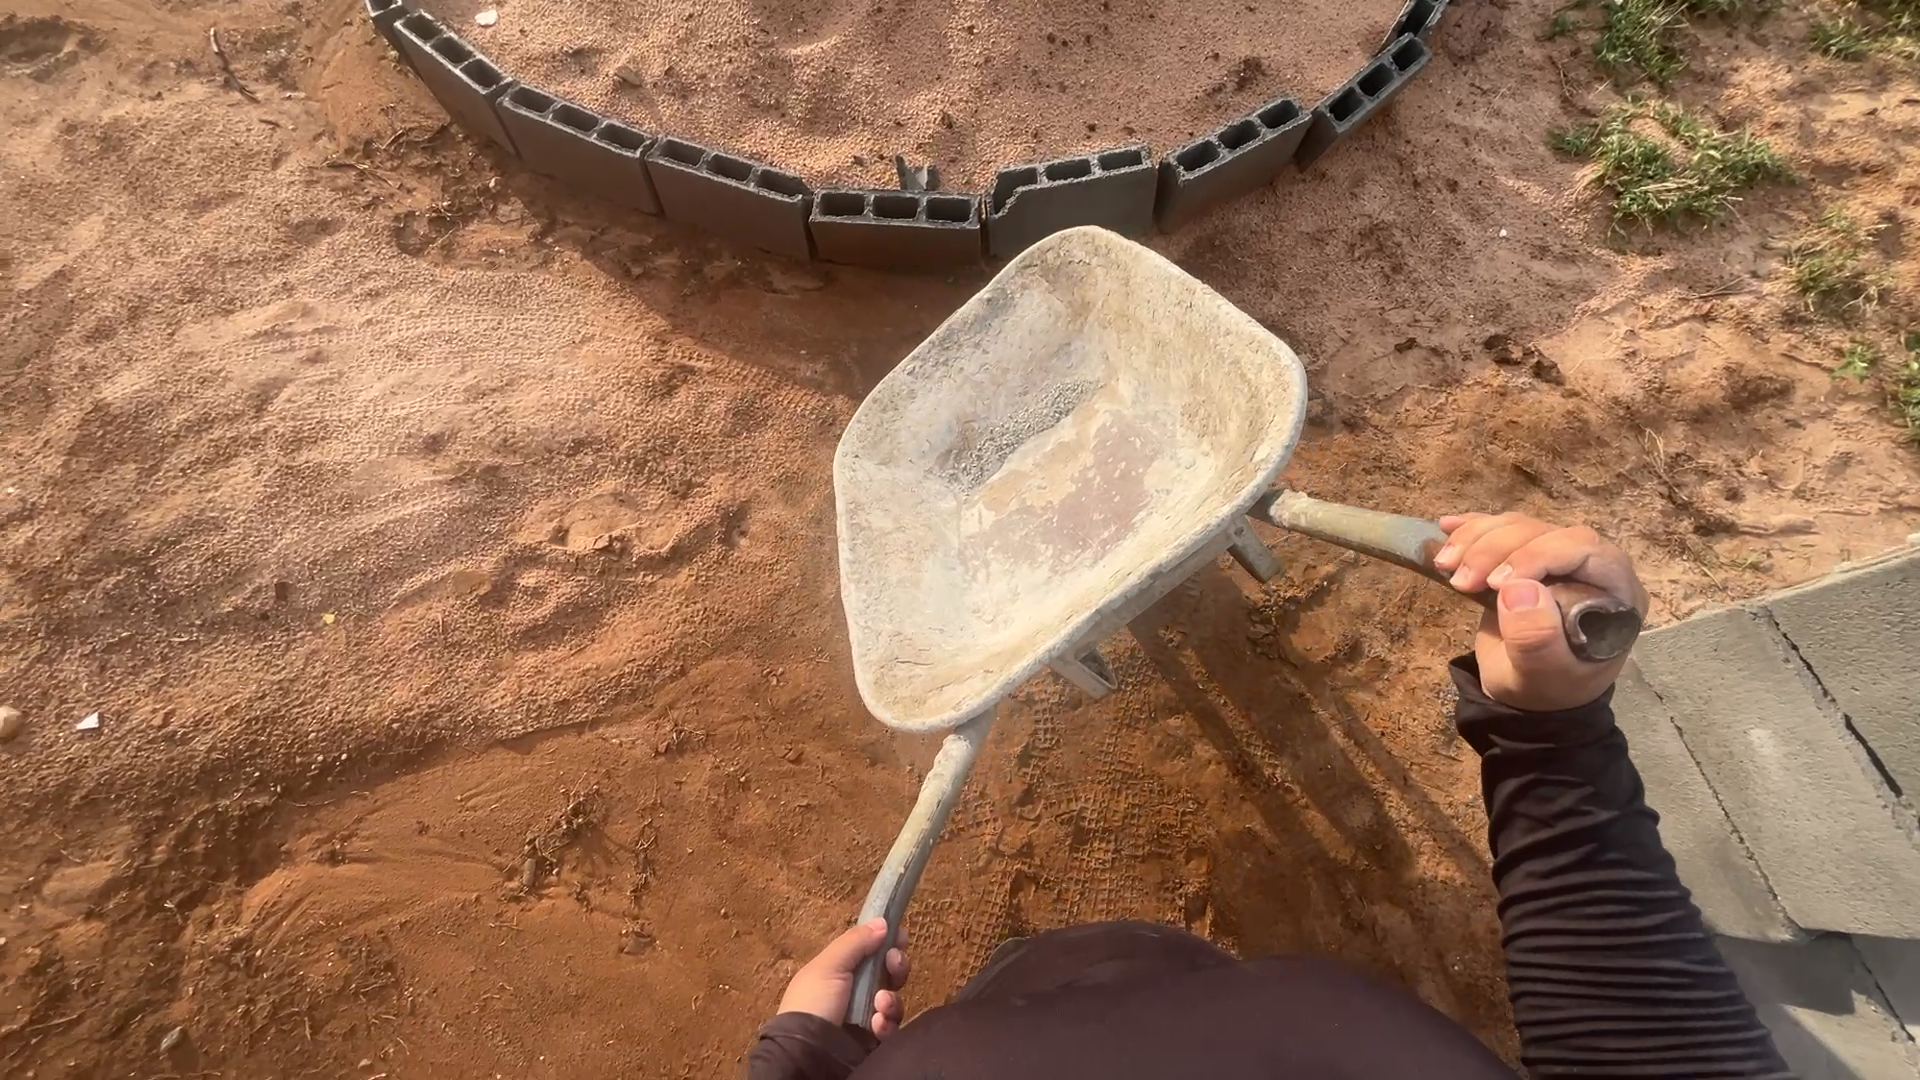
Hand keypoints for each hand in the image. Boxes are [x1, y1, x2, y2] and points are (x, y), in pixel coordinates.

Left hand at [777, 918, 910, 1037]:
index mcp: (842, 969)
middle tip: (893, 963)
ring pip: (893, 998)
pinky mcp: (873, 1039)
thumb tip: (883, 921)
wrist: (806, 1055)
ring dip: (891, 997)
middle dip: (896, 964)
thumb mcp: (829, 965)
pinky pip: (891, 1027)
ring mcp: (866, 1015)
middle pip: (888, 971)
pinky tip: (877, 1023)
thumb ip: (856, 941)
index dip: (888, 941)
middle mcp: (856, 990)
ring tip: (880, 1003)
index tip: (900, 936)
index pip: (871, 949)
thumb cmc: (813, 1002)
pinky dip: (888, 1023)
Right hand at [1433, 513, 1648, 711]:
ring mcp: (1554, 559)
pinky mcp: (1520, 559)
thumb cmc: (1543, 686)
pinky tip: (1444, 529)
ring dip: (1473, 538)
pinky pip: (1498, 529)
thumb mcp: (1540, 674)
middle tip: (1459, 581)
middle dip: (1493, 548)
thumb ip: (1536, 637)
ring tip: (1444, 566)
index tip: (1494, 584)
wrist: (1526, 692)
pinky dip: (1469, 527)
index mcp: (1614, 593)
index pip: (1581, 548)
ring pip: (1515, 526)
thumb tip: (1516, 588)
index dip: (1535, 555)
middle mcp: (1589, 567)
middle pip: (1542, 531)